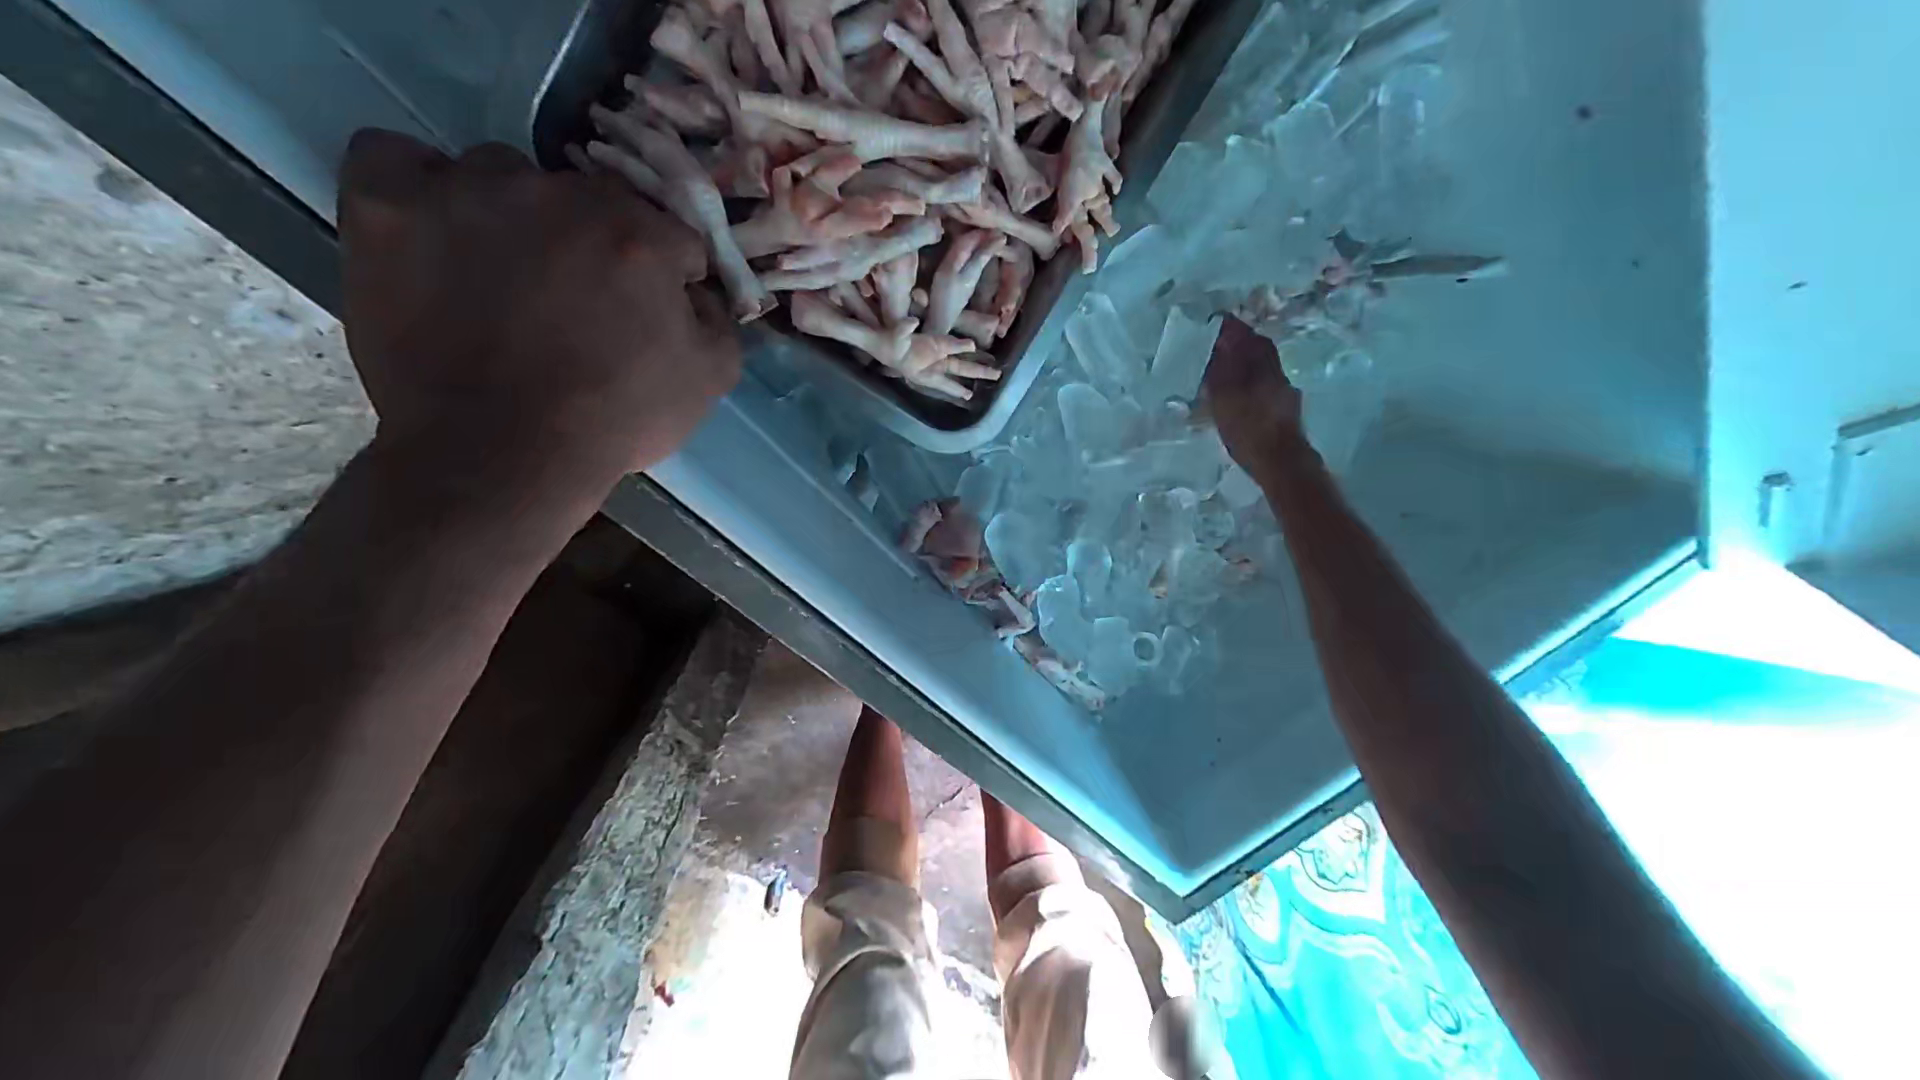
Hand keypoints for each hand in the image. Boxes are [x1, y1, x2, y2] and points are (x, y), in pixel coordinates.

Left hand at [338, 129, 740, 498]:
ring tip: (505, 277)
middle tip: (581, 303)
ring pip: (503, 176)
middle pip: (589, 199)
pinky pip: (397, 158)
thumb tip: (700, 288)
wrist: (500, 459)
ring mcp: (465, 193)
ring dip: (515, 215)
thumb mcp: (708, 382)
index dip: (668, 277)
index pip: (669, 234)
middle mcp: (557, 194)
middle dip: (597, 245)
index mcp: (639, 235)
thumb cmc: (613, 421)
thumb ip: (718, 319)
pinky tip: (438, 233)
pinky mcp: (386, 207)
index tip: (652, 313)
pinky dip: (420, 188)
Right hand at [1202, 316, 1307, 482]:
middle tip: (1218, 343)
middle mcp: (1277, 375)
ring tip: (1223, 370)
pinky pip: (1264, 387)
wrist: (1282, 464)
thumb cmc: (1250, 430)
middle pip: (1259, 350)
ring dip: (1245, 364)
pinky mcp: (1285, 412)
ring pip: (1263, 369)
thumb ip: (1222, 369)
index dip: (1231, 327)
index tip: (1215, 321)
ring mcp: (1284, 394)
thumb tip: (1219, 342)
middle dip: (1240, 343)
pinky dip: (1249, 384)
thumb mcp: (1226, 398)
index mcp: (1263, 367)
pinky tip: (1238, 396)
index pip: (1248, 337)